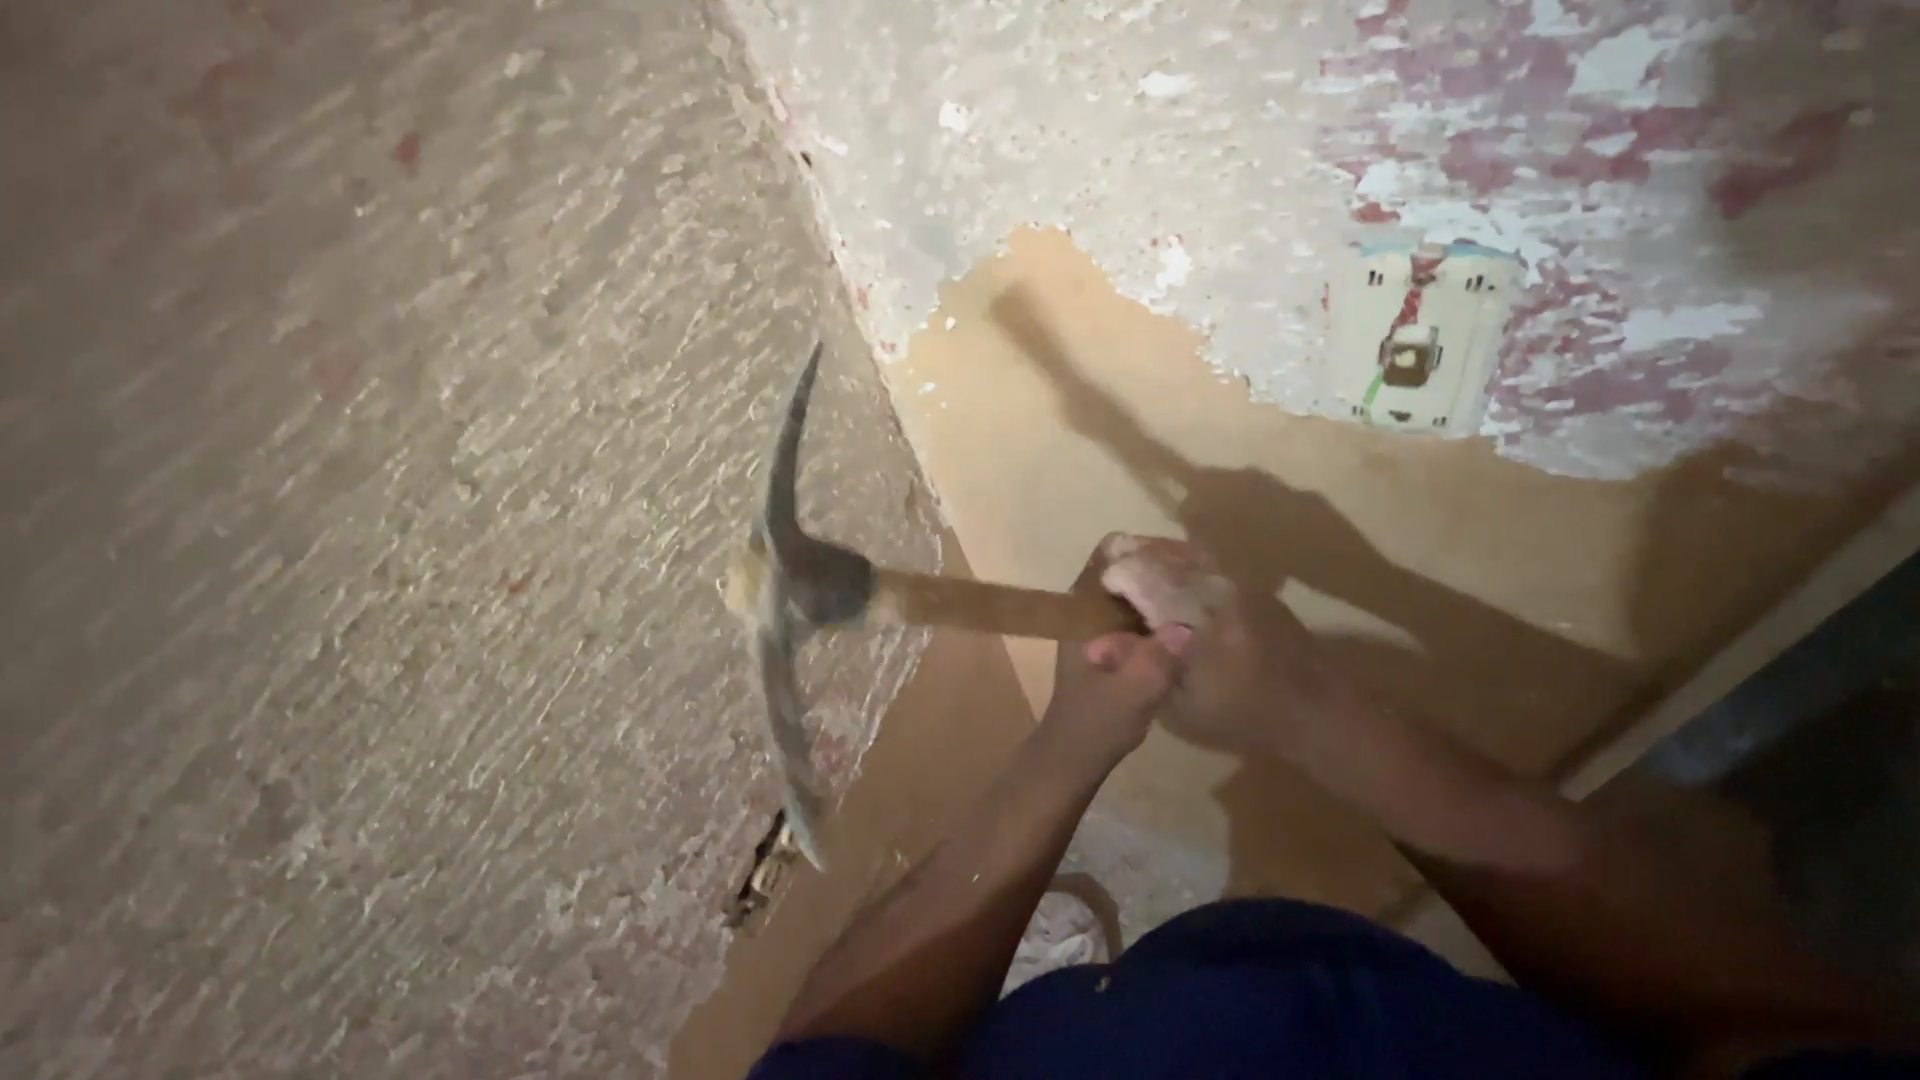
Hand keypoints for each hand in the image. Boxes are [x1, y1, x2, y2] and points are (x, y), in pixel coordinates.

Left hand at [1039, 538, 1189, 769]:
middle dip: (1164, 565)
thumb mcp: (1130, 696)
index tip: (1185, 559)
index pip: (1110, 554)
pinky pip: (1140, 610)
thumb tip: (1186, 629)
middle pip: (1126, 565)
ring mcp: (1098, 622)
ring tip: (1205, 591)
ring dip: (1166, 586)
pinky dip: (1164, 609)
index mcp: (1081, 609)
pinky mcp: (1113, 640)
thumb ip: (1155, 663)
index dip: (1147, 550)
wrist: (1075, 755)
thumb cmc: (1095, 723)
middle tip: (1205, 575)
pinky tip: (1193, 620)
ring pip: (1135, 587)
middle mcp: (1086, 606)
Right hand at [1098, 535, 1355, 759]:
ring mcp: (1235, 580)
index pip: (1138, 572)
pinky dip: (1180, 564)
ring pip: (1183, 552)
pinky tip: (1172, 586)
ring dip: (1154, 556)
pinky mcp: (1251, 585)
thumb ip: (1138, 666)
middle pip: (1160, 553)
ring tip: (1135, 574)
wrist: (1314, 710)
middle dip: (1130, 558)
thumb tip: (1094, 644)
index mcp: (1192, 611)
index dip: (1112, 576)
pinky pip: (1205, 561)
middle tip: (1111, 577)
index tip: (1098, 593)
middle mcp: (1212, 584)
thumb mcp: (1181, 704)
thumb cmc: (1241, 714)